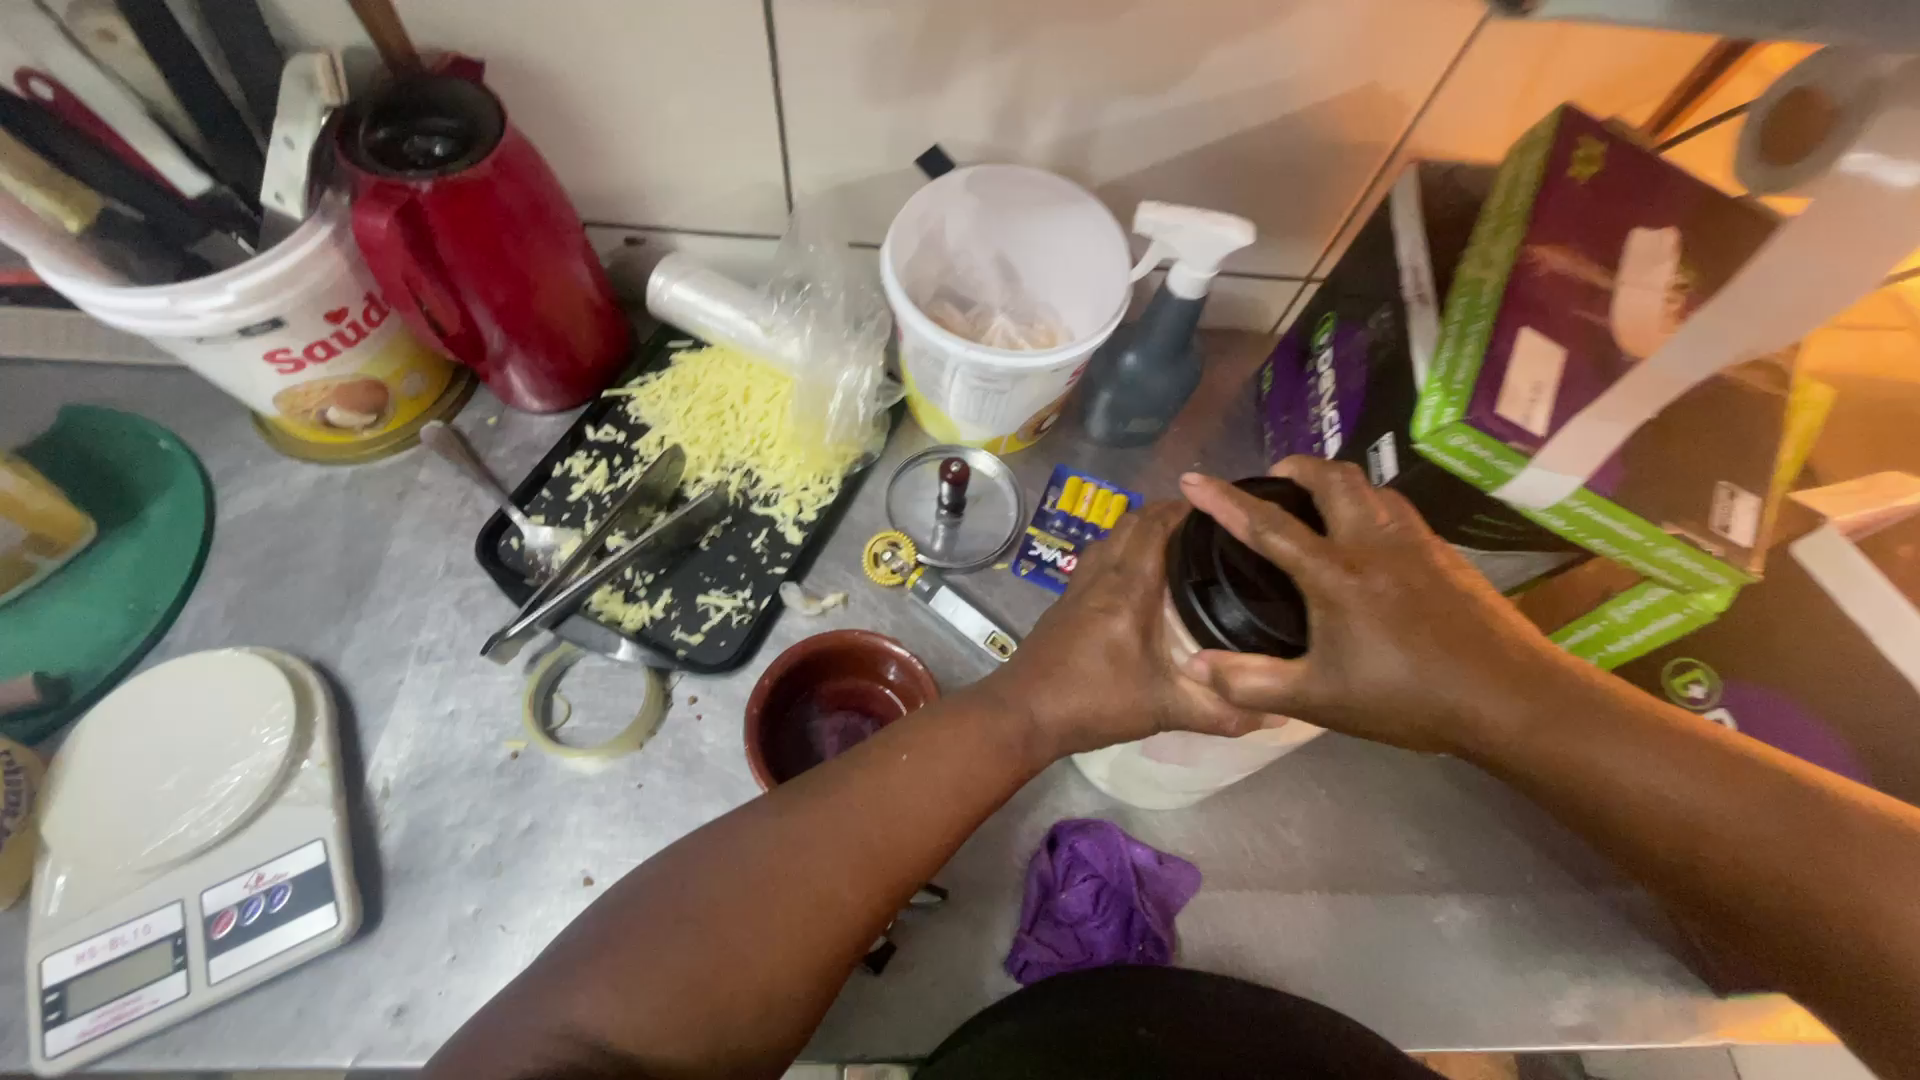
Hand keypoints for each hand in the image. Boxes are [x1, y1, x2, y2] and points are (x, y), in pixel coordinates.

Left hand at [979, 501, 1264, 758]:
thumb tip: (1279, 714)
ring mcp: (1077, 586)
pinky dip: (1121, 551)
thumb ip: (1221, 711)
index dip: (1185, 508)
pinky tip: (1139, 579)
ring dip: (1140, 530)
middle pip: (1131, 523)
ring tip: (1177, 545)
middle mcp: (1101, 576)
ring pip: (1110, 537)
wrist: (1024, 713)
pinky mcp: (1064, 602)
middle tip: (1206, 525)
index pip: (1155, 526)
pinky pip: (1097, 558)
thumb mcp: (1165, 709)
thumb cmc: (1094, 702)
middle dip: (1167, 514)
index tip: (1221, 509)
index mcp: (1128, 588)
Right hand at [1177, 457, 1591, 755]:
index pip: (1267, 524)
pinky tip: (1370, 536)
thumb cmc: (1408, 699)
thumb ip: (1250, 682)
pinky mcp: (1446, 555)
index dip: (1224, 500)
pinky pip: (1399, 509)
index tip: (1194, 478)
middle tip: (1272, 478)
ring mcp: (1416, 545)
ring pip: (1371, 486)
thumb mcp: (1316, 700)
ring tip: (1316, 499)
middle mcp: (1374, 544)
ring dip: (1336, 481)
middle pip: (1331, 479)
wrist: (1513, 700)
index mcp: (1335, 574)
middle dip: (1295, 467)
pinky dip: (1370, 503)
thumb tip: (1193, 665)